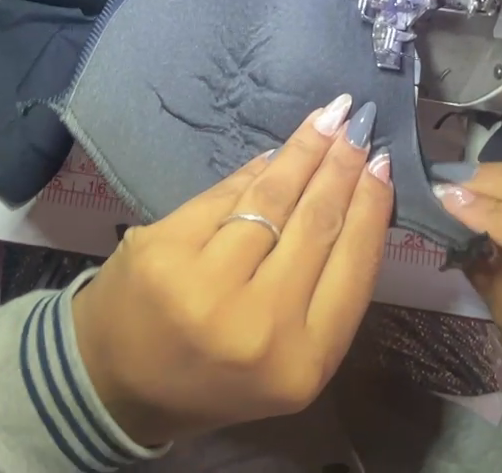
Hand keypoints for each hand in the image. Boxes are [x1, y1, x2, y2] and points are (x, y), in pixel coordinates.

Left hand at [71, 94, 394, 443]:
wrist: (117, 382)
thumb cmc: (214, 377)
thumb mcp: (284, 361)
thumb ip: (320, 294)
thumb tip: (351, 200)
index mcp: (302, 364)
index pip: (353, 266)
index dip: (371, 206)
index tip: (384, 162)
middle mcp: (259, 324)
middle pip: (315, 223)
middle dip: (342, 165)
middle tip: (359, 123)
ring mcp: (206, 282)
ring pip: (271, 199)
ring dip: (304, 152)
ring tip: (328, 119)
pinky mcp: (165, 247)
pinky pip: (225, 194)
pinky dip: (254, 169)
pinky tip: (275, 151)